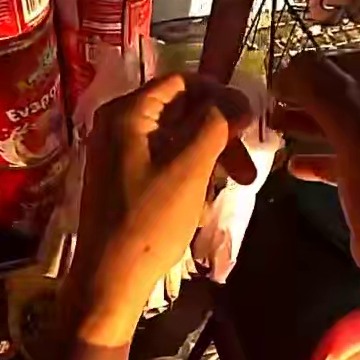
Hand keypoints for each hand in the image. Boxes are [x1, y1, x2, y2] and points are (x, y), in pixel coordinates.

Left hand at [69, 72, 253, 344]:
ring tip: (233, 187)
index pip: (182, 82)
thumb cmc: (150, 221)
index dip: (220, 96)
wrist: (110, 277)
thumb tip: (240, 100)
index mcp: (127, 113)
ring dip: (208, 158)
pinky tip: (204, 199)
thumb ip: (216, 124)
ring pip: (174, 140)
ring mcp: (116, 154)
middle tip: (247, 169)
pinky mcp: (121, 180)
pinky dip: (188, 173)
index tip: (249, 124)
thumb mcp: (190, 167)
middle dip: (219, 136)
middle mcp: (116, 125)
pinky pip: (162, 162)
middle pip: (180, 113)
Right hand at [272, 52, 359, 294]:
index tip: (275, 82)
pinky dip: (320, 157)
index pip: (355, 63)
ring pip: (345, 124)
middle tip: (270, 106)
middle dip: (307, 97)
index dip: (312, 69)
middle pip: (349, 92)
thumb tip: (290, 64)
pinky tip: (295, 165)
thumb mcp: (357, 135)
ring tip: (275, 129)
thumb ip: (324, 92)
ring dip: (309, 124)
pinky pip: (347, 156)